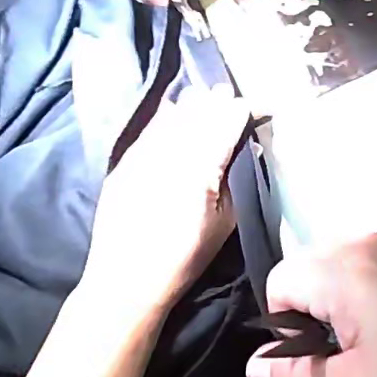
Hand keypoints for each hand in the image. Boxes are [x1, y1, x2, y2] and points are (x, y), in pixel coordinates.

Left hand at [77, 88, 248, 318]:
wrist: (126, 281)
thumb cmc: (185, 257)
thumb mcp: (225, 222)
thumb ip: (231, 180)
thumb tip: (237, 151)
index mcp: (201, 172)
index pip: (225, 126)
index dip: (241, 112)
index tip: (253, 106)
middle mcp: (170, 156)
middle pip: (198, 115)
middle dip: (216, 103)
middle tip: (229, 96)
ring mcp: (142, 157)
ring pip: (171, 117)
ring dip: (191, 106)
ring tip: (204, 97)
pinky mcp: (123, 164)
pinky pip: (148, 129)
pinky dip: (164, 118)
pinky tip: (173, 111)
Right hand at [244, 234, 376, 376]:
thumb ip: (297, 375)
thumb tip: (255, 365)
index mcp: (343, 269)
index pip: (279, 282)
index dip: (285, 325)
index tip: (319, 356)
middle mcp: (360, 242)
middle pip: (303, 269)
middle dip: (307, 312)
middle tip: (344, 353)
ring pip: (330, 268)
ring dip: (332, 303)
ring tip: (367, 341)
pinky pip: (358, 265)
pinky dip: (356, 292)